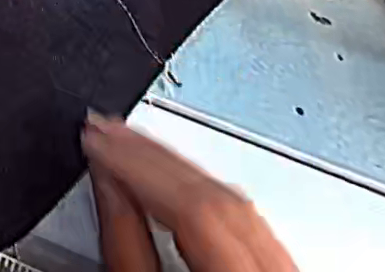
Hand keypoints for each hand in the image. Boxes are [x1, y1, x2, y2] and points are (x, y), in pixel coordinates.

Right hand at [83, 114, 297, 271]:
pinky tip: (162, 168)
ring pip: (232, 198)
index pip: (195, 208)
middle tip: (101, 126)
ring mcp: (291, 270)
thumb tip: (104, 172)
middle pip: (219, 196)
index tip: (94, 136)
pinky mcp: (284, 267)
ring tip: (123, 140)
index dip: (138, 164)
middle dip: (150, 155)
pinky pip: (242, 213)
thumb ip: (126, 244)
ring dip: (170, 163)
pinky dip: (196, 185)